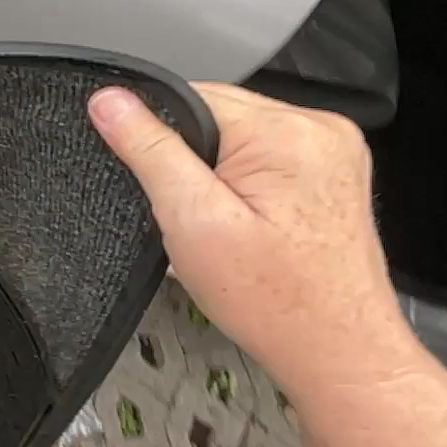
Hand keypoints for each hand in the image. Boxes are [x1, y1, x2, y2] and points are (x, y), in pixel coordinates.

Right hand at [87, 83, 422, 398]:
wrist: (337, 350)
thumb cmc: (271, 297)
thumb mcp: (189, 217)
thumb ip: (148, 148)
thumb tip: (110, 99)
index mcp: (286, 132)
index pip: (189, 96)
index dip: (156, 137)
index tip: (163, 184)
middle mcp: (319, 129)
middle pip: (212, 111)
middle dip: (185, 155)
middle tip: (192, 211)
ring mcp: (330, 149)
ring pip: (230, 131)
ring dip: (208, 168)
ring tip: (219, 219)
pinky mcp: (328, 170)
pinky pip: (256, 150)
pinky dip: (232, 177)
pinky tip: (238, 216)